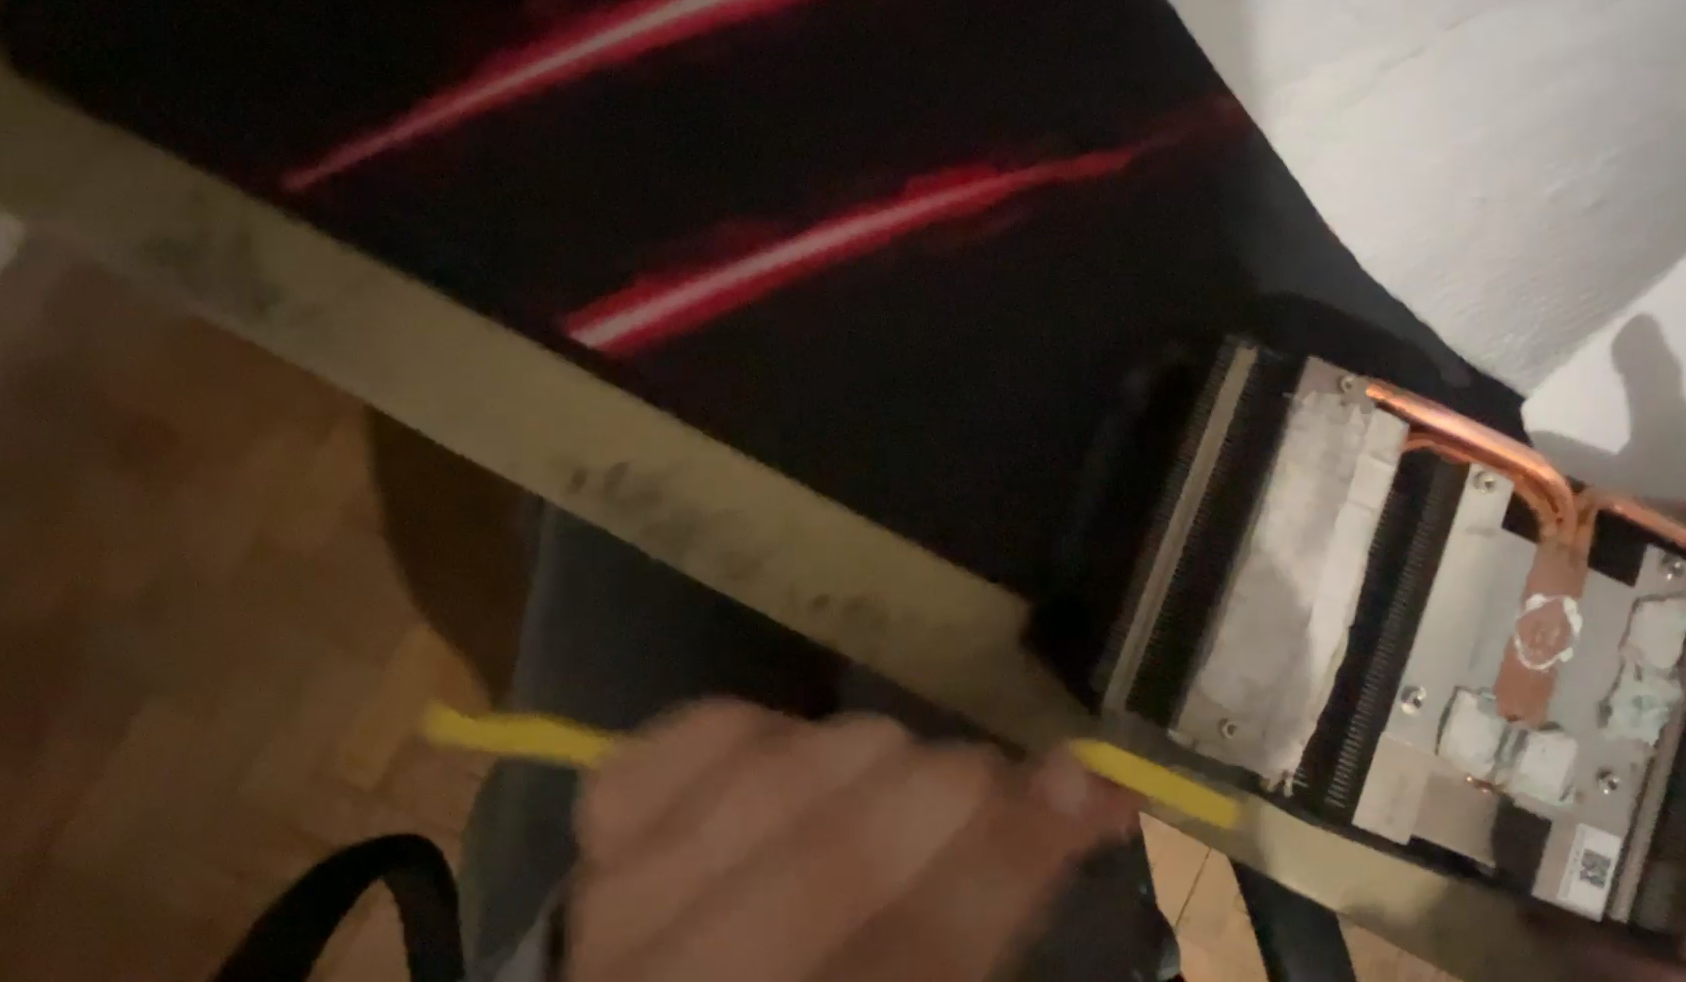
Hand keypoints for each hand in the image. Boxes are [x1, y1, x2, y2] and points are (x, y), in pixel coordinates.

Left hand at [565, 700, 1140, 981]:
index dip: (1012, 855)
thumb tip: (1077, 791)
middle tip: (995, 781)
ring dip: (868, 757)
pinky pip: (697, 733)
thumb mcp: (919, 975)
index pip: (919, 948)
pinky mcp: (595, 831)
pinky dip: (764, 729)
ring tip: (894, 780)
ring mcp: (618, 901)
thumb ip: (988, 901)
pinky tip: (789, 761)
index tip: (1090, 783)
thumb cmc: (825, 971)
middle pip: (837, 852)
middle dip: (949, 790)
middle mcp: (679, 976)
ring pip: (774, 772)